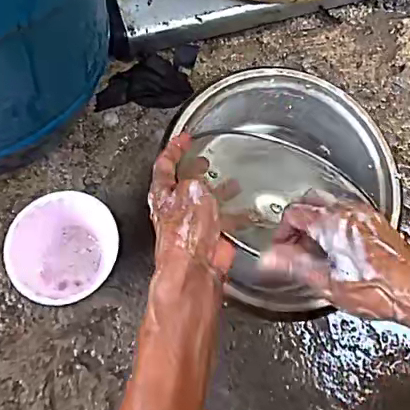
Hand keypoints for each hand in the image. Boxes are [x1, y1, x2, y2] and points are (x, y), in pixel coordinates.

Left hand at [147, 133, 235, 283]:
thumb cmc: (185, 235)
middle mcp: (174, 209)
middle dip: (195, 170)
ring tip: (232, 183)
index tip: (183, 138)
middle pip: (184, 183)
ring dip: (218, 191)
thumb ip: (193, 179)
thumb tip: (196, 175)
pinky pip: (222, 222)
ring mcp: (191, 225)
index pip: (164, 164)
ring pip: (205, 202)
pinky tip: (246, 212)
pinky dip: (235, 215)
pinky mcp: (207, 240)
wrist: (194, 272)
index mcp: (163, 194)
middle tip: (204, 160)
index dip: (174, 148)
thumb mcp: (191, 192)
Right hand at [259, 194, 409, 326]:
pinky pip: (349, 213)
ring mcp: (366, 216)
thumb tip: (269, 258)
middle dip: (298, 222)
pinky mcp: (379, 224)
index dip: (282, 231)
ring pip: (332, 206)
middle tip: (295, 244)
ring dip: (318, 222)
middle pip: (311, 202)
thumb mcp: (327, 284)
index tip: (281, 247)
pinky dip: (336, 224)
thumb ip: (294, 266)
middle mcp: (349, 212)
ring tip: (316, 248)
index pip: (294, 213)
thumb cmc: (380, 292)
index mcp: (332, 223)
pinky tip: (340, 248)